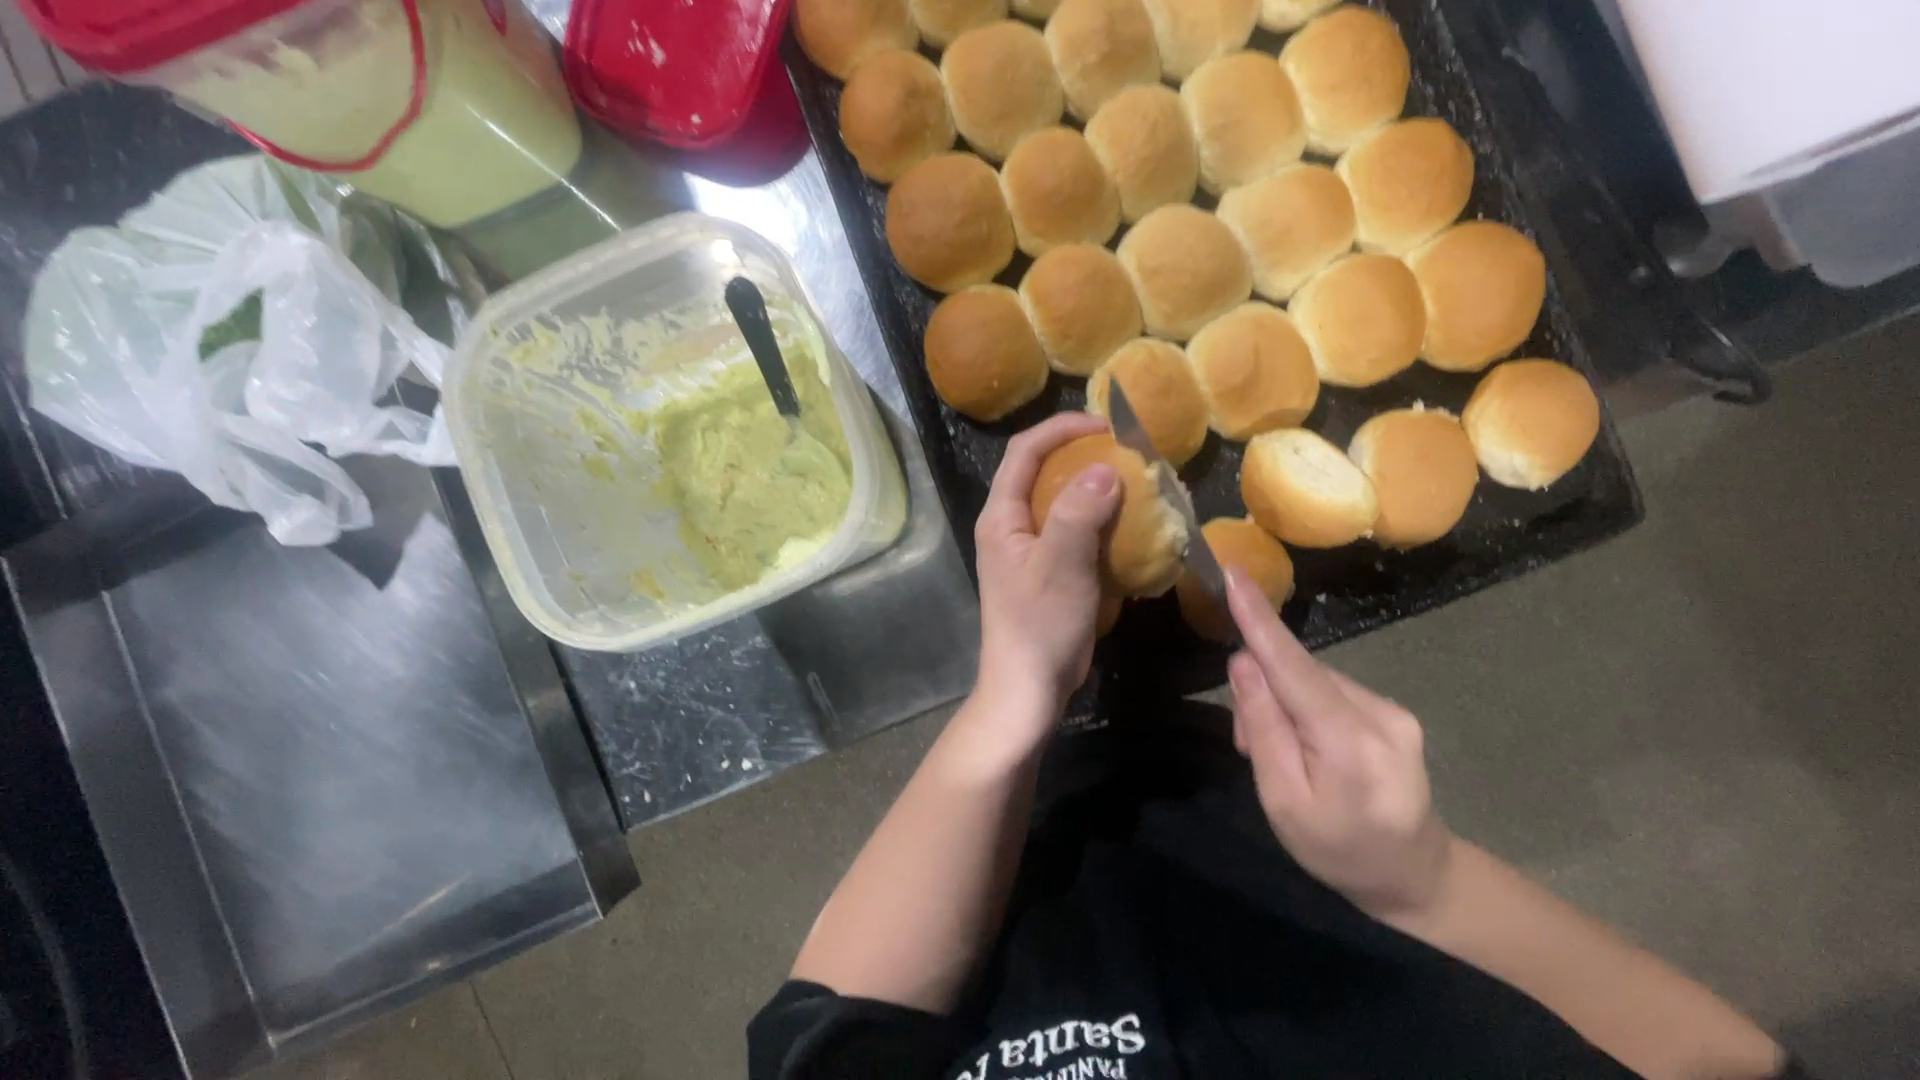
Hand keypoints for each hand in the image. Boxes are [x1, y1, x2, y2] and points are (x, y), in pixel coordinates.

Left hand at [971, 412, 1121, 738]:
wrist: (1029, 688)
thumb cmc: (1039, 626)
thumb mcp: (1061, 565)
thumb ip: (1079, 513)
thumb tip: (1106, 467)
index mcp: (1001, 517)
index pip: (1024, 451)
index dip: (1062, 429)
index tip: (1107, 427)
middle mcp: (1011, 526)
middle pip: (1043, 472)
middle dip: (1084, 455)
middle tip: (1128, 453)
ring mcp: (1030, 551)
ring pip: (1063, 502)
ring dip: (1097, 489)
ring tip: (1137, 483)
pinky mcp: (1050, 572)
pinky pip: (1076, 533)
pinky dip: (1103, 523)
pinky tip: (1132, 526)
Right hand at [1224, 569, 1455, 918]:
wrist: (1414, 876)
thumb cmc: (1337, 850)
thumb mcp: (1283, 801)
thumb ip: (1263, 729)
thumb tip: (1244, 663)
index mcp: (1350, 743)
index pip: (1293, 667)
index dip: (1260, 621)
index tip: (1234, 575)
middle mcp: (1380, 714)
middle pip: (1298, 676)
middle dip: (1262, 695)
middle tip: (1248, 748)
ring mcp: (1394, 712)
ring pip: (1313, 683)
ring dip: (1284, 706)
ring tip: (1282, 758)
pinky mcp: (1396, 714)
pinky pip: (1332, 693)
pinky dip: (1306, 710)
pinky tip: (1308, 749)